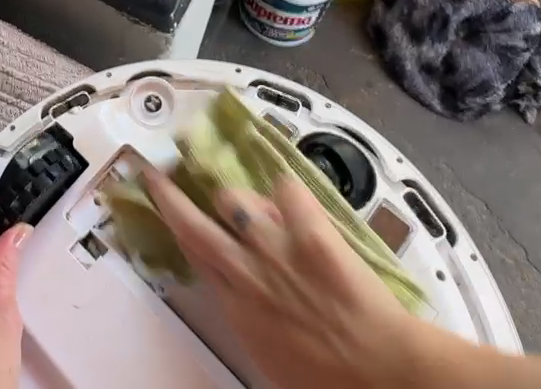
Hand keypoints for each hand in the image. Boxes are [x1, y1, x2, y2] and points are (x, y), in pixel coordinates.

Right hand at [142, 163, 457, 387]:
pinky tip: (295, 197)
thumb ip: (246, 312)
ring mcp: (276, 250)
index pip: (191, 254)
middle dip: (168, 195)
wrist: (383, 375)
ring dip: (242, 198)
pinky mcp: (311, 234)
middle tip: (156, 173)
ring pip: (235, 200)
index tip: (161, 207)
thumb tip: (238, 284)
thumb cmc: (328, 378)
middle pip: (192, 223)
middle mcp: (245, 273)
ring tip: (257, 203)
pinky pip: (287, 190)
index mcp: (234, 306)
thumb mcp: (268, 352)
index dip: (172, 227)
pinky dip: (288, 190)